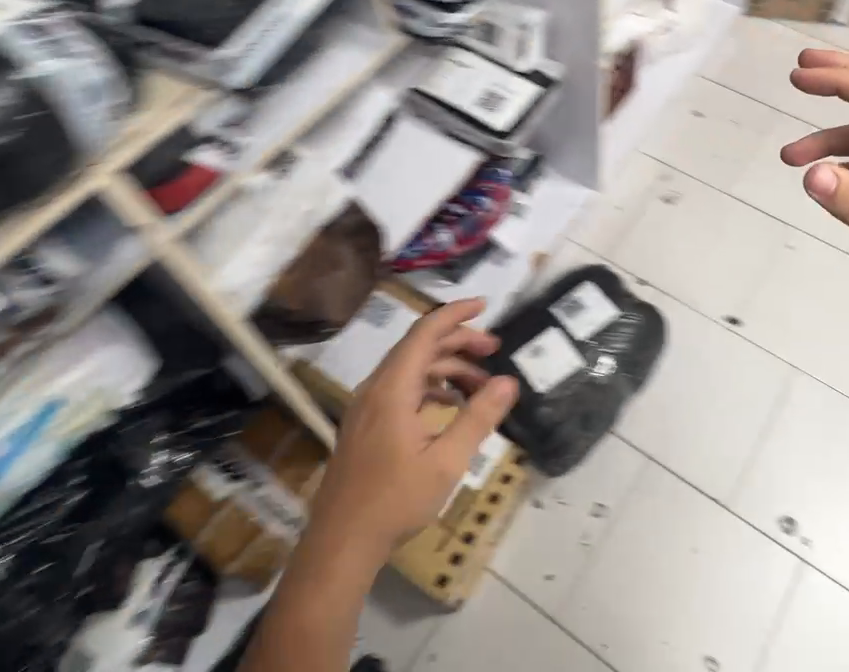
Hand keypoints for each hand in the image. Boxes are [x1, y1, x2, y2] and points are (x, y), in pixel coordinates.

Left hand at [308, 299, 518, 551]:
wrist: (340, 543)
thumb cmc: (394, 501)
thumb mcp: (446, 462)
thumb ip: (478, 418)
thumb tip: (508, 382)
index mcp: (392, 388)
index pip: (425, 332)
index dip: (455, 314)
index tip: (485, 306)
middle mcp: (376, 388)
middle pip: (419, 348)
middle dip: (459, 343)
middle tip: (494, 351)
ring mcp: (366, 407)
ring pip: (410, 370)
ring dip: (446, 370)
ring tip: (481, 387)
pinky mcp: (365, 426)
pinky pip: (401, 390)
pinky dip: (430, 389)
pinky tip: (450, 408)